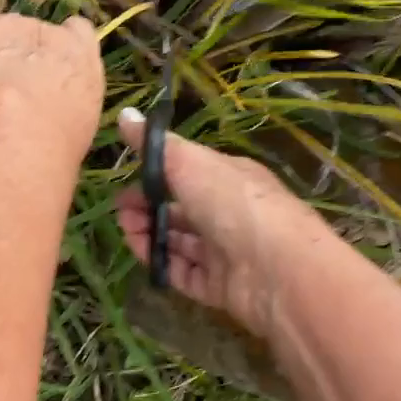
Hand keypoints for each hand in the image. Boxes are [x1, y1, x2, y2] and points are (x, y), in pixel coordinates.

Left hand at [0, 13, 105, 158]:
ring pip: (8, 28)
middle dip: (27, 49)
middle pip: (39, 31)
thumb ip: (70, 97)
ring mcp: (23, 27)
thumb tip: (55, 103)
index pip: (79, 32)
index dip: (59, 47)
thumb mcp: (80, 120)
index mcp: (86, 58)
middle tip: (14, 79)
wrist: (23, 133)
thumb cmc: (58, 143)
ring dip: (0, 46)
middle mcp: (57, 35)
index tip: (48, 64)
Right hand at [115, 111, 337, 337]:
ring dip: (149, 232)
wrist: (279, 271)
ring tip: (126, 228)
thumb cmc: (232, 202)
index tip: (127, 177)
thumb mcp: (188, 160)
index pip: (187, 172)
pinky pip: (184, 273)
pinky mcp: (222, 286)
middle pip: (179, 208)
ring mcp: (227, 252)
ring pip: (179, 241)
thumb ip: (152, 143)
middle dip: (146, 205)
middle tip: (120, 208)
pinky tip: (142, 252)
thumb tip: (125, 113)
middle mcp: (229, 214)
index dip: (155, 175)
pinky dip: (161, 262)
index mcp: (228, 178)